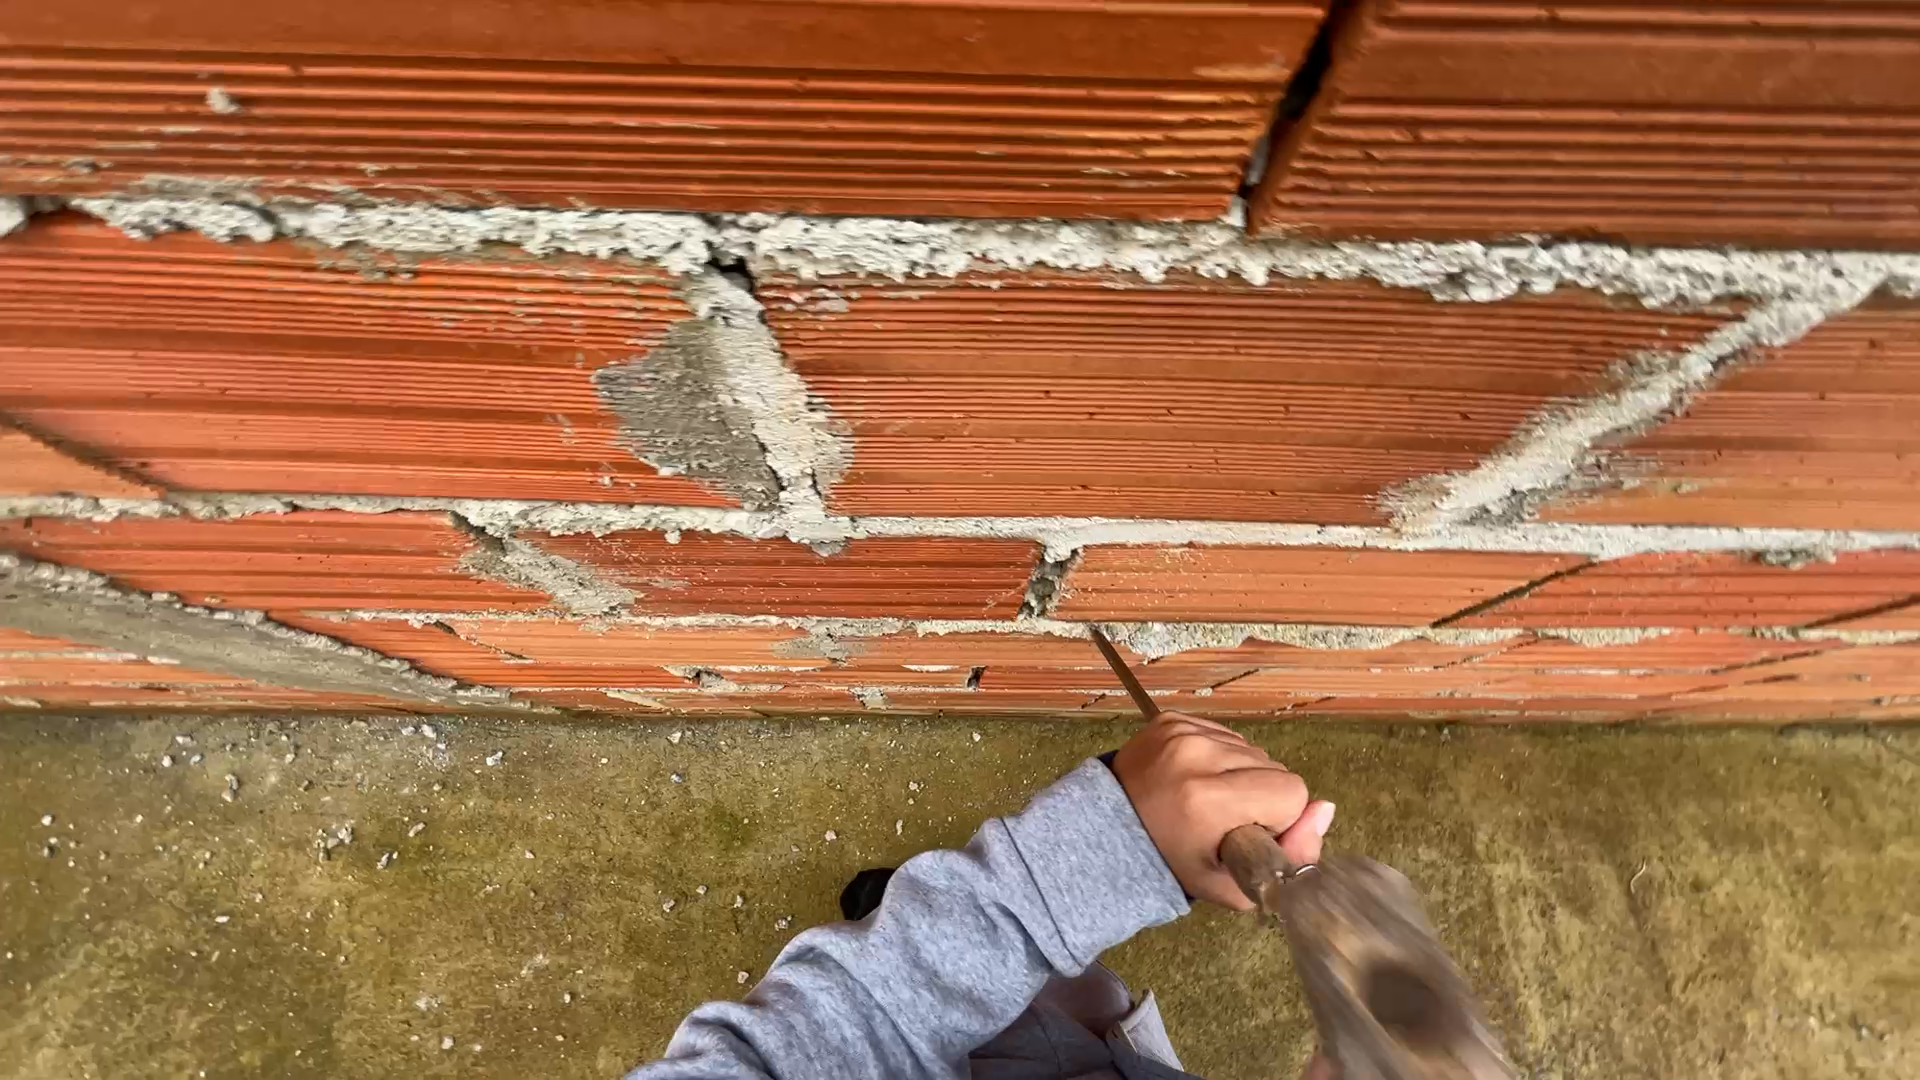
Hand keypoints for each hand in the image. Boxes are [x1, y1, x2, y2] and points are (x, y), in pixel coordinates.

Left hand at [1110, 712, 1335, 910]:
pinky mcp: (1171, 718)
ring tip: (1207, 798)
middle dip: (1262, 795)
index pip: (1291, 791)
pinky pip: (1224, 734)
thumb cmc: (1169, 861)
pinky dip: (1219, 756)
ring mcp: (1180, 730)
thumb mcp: (1231, 884)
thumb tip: (1326, 809)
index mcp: (1208, 799)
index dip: (1280, 817)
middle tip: (1225, 818)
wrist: (1107, 826)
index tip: (1250, 832)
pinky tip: (1195, 778)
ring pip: (1251, 749)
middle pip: (1274, 767)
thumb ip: (1290, 857)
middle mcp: (1195, 754)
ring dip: (1241, 774)